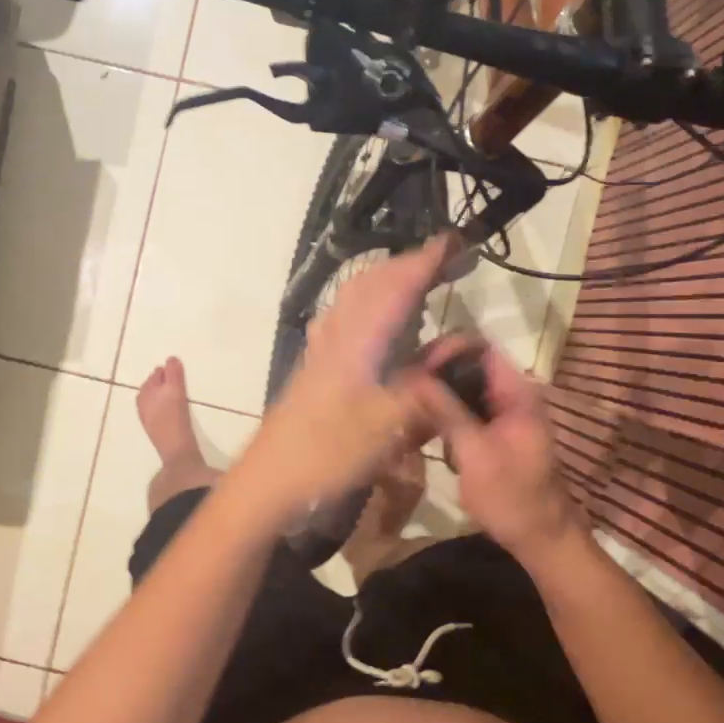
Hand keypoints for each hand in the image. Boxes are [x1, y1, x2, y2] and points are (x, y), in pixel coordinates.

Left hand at [240, 235, 455, 513]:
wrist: (267, 481)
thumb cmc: (325, 453)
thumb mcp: (386, 427)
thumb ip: (424, 390)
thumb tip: (456, 360)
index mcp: (355, 342)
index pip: (393, 288)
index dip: (424, 262)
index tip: (454, 242)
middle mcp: (336, 338)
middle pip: (368, 285)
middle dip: (405, 266)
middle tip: (441, 261)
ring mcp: (321, 354)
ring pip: (352, 301)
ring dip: (384, 283)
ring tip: (415, 284)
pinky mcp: (315, 373)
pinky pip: (344, 322)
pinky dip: (368, 309)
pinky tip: (375, 326)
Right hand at [409, 340, 582, 559]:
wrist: (541, 539)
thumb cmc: (512, 497)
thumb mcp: (475, 453)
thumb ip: (446, 410)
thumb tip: (413, 375)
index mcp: (517, 392)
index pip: (480, 347)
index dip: (447, 349)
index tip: (418, 368)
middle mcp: (510, 394)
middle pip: (468, 363)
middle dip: (434, 370)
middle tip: (401, 385)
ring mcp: (501, 413)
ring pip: (462, 386)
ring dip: (434, 391)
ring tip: (402, 401)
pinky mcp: (491, 432)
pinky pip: (462, 408)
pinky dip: (440, 411)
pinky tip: (416, 423)